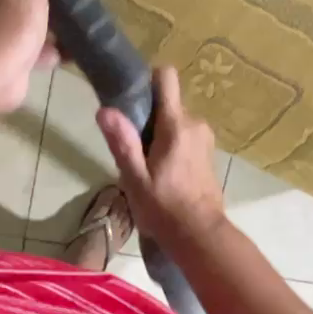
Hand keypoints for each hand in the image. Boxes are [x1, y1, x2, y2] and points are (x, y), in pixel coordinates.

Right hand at [97, 67, 224, 246]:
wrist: (200, 235)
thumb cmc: (164, 209)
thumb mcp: (135, 179)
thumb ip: (122, 143)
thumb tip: (104, 110)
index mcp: (176, 125)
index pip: (166, 78)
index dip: (147, 83)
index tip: (131, 104)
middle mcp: (195, 123)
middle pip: (167, 104)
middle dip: (149, 120)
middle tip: (134, 152)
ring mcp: (204, 138)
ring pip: (176, 122)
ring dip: (160, 136)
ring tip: (149, 167)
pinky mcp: (208, 153)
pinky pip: (185, 137)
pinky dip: (173, 147)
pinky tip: (165, 175)